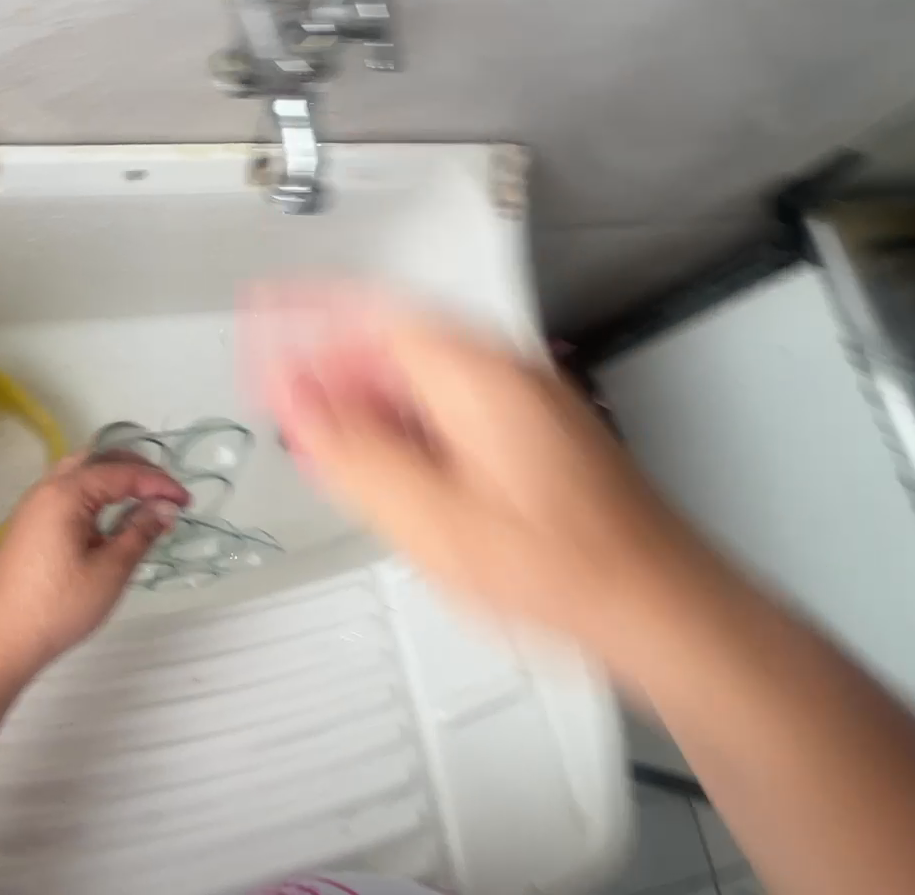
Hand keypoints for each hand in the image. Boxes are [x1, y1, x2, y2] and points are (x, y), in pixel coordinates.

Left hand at [0, 455, 188, 675]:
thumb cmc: (57, 606)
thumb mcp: (110, 571)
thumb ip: (141, 532)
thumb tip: (166, 508)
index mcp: (66, 493)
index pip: (122, 472)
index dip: (159, 483)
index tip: (187, 502)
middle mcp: (46, 489)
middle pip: (98, 459)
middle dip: (136, 468)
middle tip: (166, 492)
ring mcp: (34, 506)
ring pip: (81, 474)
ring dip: (115, 478)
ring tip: (144, 499)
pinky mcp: (29, 525)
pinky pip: (68, 492)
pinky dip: (96, 493)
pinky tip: (111, 517)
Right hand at [243, 283, 698, 644]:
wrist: (653, 603)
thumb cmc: (564, 564)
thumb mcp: (432, 516)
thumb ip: (353, 454)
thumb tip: (295, 404)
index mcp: (475, 375)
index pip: (370, 313)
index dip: (306, 310)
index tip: (261, 311)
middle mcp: (498, 374)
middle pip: (390, 346)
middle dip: (329, 371)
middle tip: (283, 402)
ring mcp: (513, 403)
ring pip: (413, 382)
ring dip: (361, 405)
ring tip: (321, 442)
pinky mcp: (518, 435)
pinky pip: (439, 411)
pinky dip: (396, 429)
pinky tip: (380, 470)